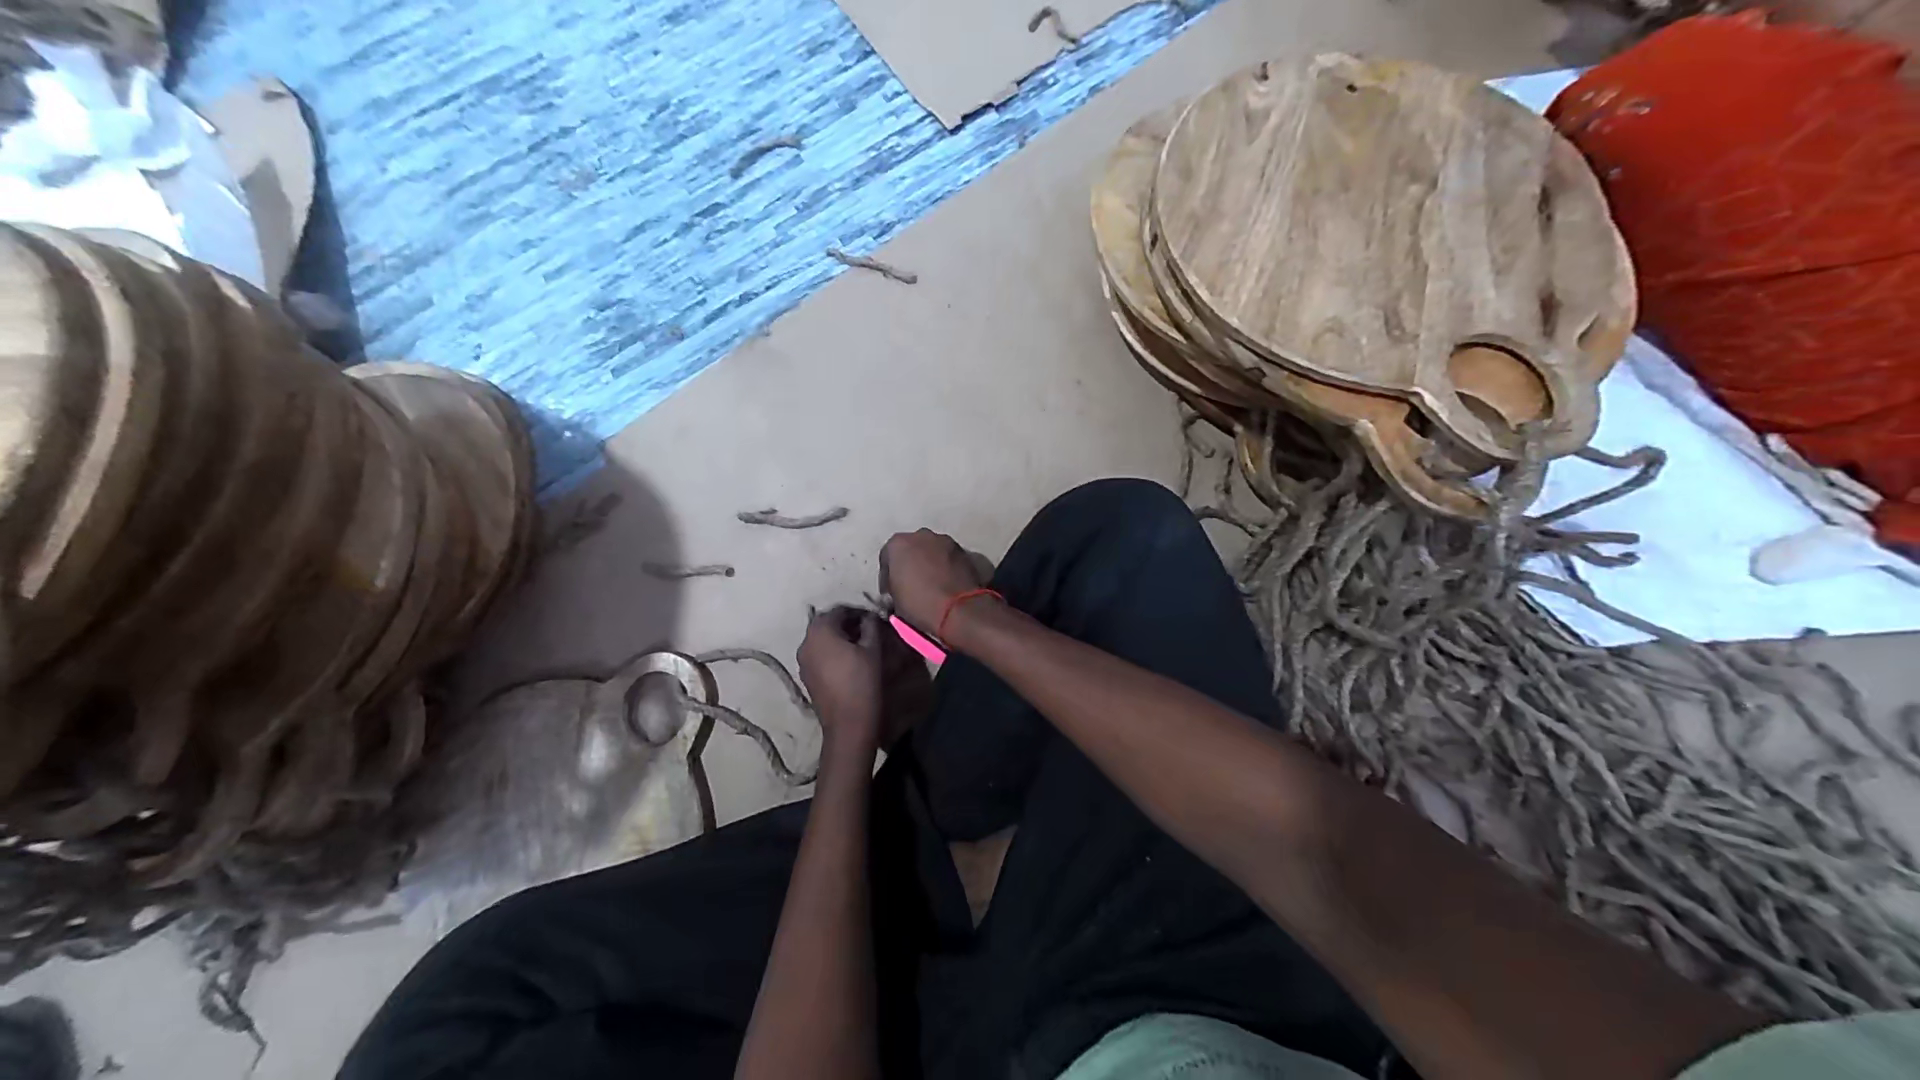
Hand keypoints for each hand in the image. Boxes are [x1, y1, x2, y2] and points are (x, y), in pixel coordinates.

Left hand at [798, 606, 884, 755]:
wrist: (848, 723)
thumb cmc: (863, 682)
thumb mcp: (873, 649)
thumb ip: (871, 626)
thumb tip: (869, 617)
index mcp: (820, 630)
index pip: (839, 610)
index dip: (858, 612)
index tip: (874, 619)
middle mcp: (806, 642)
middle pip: (826, 623)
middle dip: (847, 624)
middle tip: (868, 631)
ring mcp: (802, 660)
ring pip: (821, 639)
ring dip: (838, 638)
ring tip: (859, 646)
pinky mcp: (805, 675)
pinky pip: (818, 654)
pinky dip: (831, 652)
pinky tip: (848, 661)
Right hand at [879, 529, 985, 634]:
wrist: (959, 610)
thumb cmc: (919, 604)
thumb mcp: (894, 601)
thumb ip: (893, 588)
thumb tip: (897, 591)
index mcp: (898, 544)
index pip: (887, 559)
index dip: (888, 577)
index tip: (892, 593)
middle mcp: (921, 535)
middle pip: (912, 549)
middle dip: (911, 564)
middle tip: (913, 585)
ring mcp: (945, 540)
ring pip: (932, 551)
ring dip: (930, 564)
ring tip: (933, 585)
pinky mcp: (965, 550)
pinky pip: (949, 558)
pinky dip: (947, 567)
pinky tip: (947, 584)